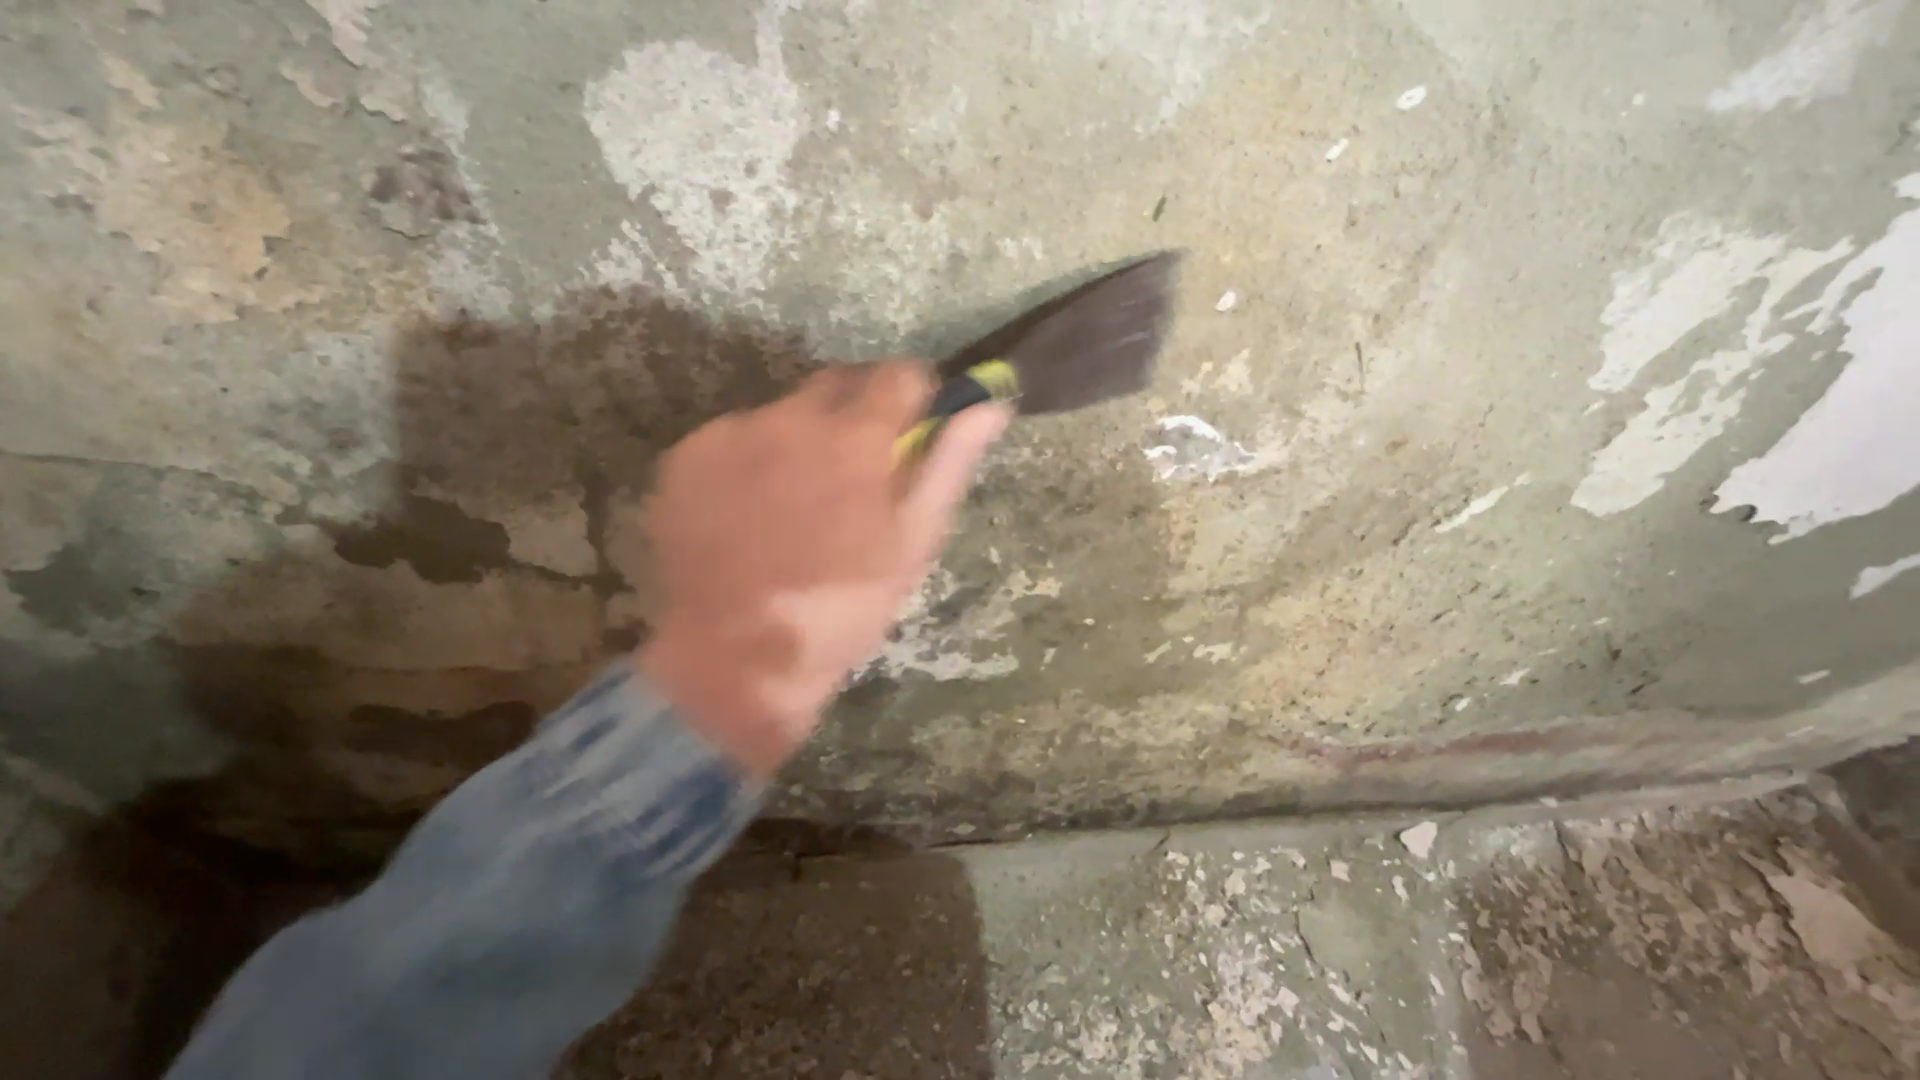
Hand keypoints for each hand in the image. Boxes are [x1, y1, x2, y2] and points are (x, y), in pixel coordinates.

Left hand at [636, 362, 1010, 775]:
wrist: (736, 660)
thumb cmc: (843, 608)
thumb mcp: (912, 543)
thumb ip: (948, 464)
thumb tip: (990, 405)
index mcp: (856, 437)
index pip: (899, 374)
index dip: (914, 397)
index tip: (913, 427)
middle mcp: (791, 417)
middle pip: (837, 384)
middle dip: (855, 413)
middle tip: (855, 474)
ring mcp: (732, 434)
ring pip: (782, 413)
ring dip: (799, 439)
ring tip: (794, 504)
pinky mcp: (686, 457)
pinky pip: (733, 439)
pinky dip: (749, 461)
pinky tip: (749, 513)